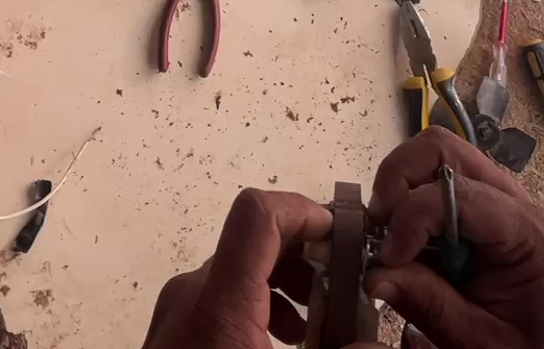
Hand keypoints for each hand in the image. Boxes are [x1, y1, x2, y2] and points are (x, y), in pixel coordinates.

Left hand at [142, 188, 333, 348]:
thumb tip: (374, 342)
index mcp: (219, 303)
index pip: (257, 214)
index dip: (301, 209)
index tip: (336, 233)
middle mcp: (191, 294)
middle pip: (254, 239)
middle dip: (304, 252)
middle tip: (339, 285)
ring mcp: (174, 312)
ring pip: (238, 267)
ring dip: (283, 280)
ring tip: (315, 322)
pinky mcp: (170, 331)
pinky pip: (219, 294)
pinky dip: (257, 301)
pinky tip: (280, 339)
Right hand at [364, 128, 543, 348]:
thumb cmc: (532, 348)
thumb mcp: (483, 344)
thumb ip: (431, 307)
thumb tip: (374, 274)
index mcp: (524, 230)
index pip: (456, 191)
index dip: (412, 217)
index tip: (387, 259)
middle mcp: (510, 197)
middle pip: (440, 148)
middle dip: (398, 180)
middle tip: (380, 229)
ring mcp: (493, 193)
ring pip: (432, 154)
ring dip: (400, 187)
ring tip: (392, 238)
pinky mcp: (477, 201)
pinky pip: (432, 177)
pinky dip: (407, 198)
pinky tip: (407, 241)